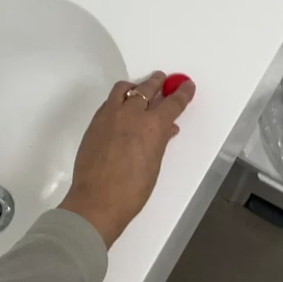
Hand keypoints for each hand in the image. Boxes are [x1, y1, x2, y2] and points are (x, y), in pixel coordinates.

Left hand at [58, 71, 194, 246]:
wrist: (97, 201)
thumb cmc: (132, 191)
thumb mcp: (154, 164)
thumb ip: (160, 141)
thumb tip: (166, 129)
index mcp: (152, 126)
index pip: (173, 103)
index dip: (182, 93)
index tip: (187, 85)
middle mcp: (132, 114)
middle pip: (147, 88)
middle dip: (158, 83)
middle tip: (163, 79)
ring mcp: (110, 115)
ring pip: (124, 89)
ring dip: (136, 86)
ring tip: (140, 90)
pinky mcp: (95, 122)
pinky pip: (110, 101)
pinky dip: (119, 100)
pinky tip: (122, 109)